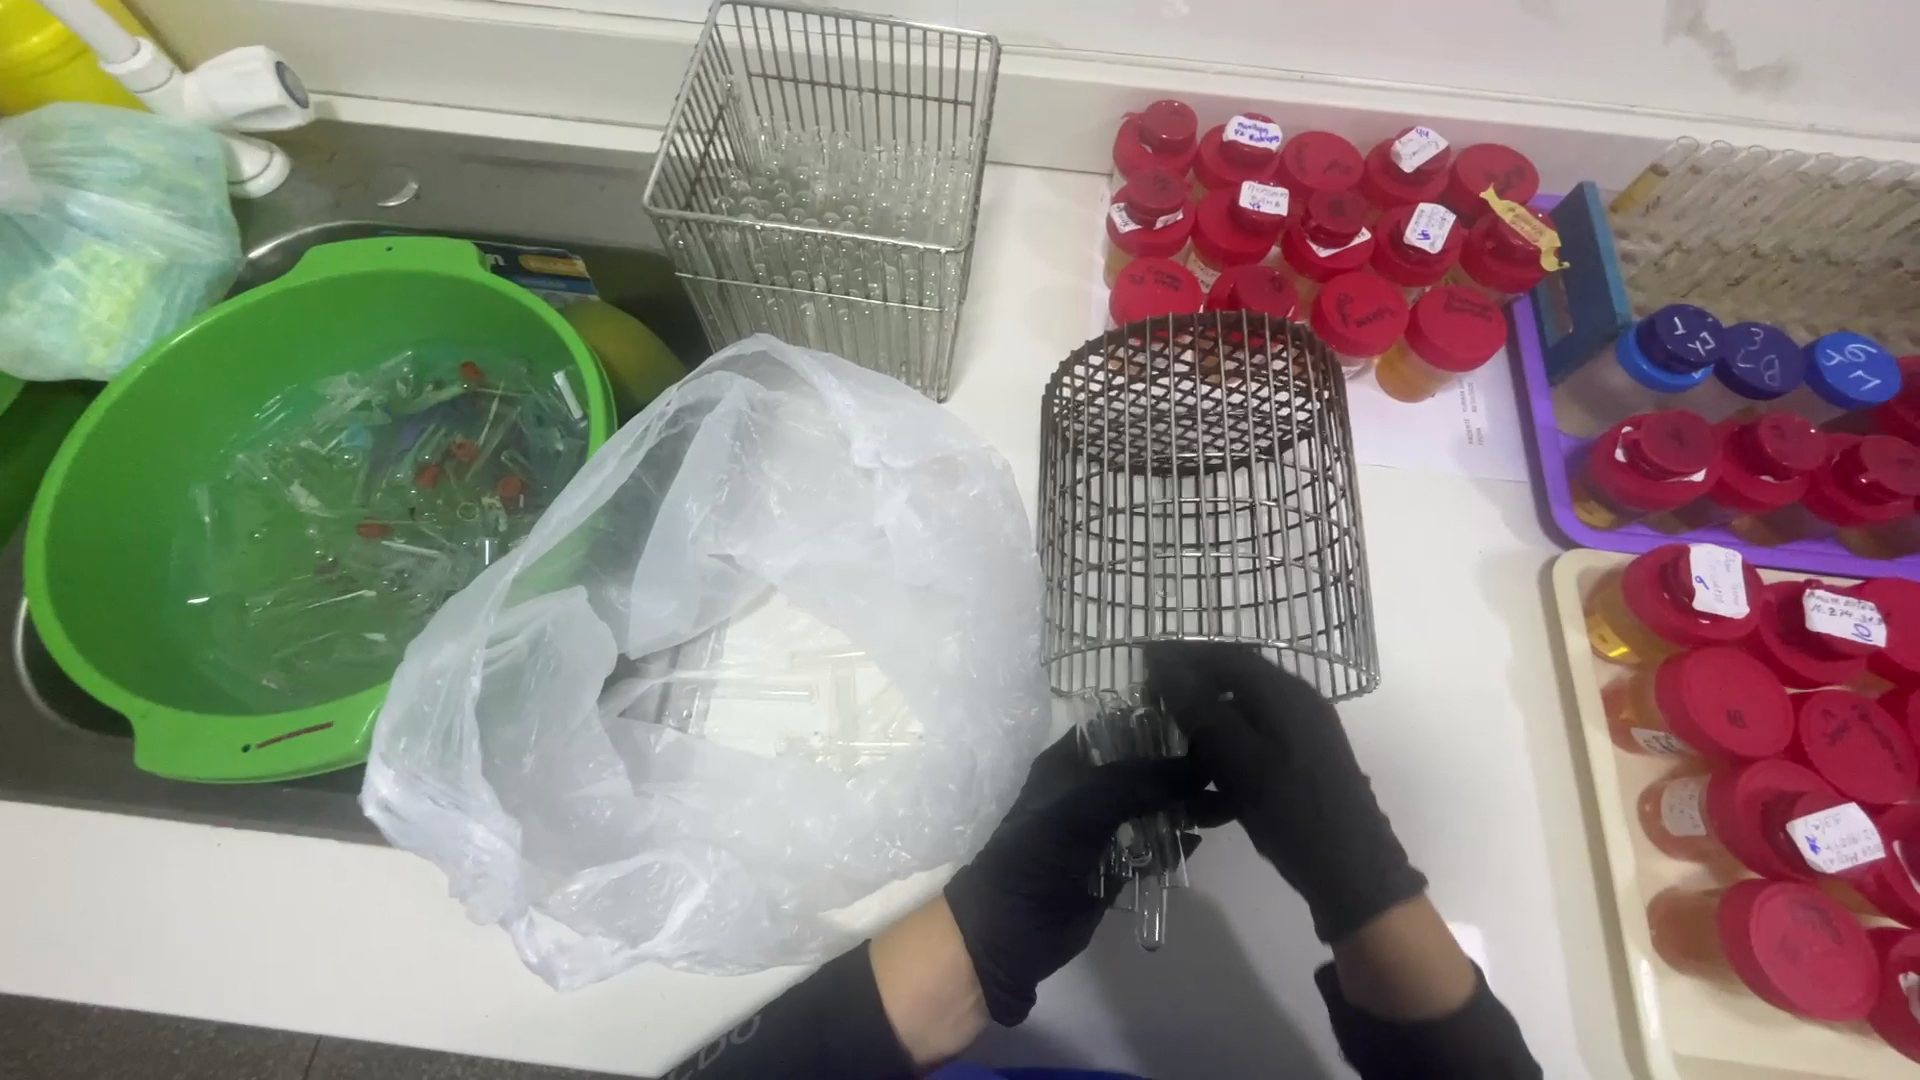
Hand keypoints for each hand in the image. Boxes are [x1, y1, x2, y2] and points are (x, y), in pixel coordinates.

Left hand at [943, 728, 1220, 1025]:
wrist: (1011, 926)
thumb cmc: (1039, 848)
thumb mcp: (1086, 802)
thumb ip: (1140, 781)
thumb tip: (1198, 765)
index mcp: (1070, 762)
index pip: (1118, 730)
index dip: (1156, 723)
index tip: (1202, 720)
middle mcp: (1088, 790)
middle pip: (1143, 770)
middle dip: (1180, 770)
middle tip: (1226, 768)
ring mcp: (1102, 830)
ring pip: (1152, 809)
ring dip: (1185, 806)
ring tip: (1228, 805)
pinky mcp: (1115, 868)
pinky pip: (1152, 849)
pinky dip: (1175, 844)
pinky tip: (1200, 839)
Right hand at [1145, 641, 1427, 943]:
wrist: (1354, 875)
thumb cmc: (1291, 811)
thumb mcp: (1236, 760)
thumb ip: (1200, 710)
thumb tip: (1166, 668)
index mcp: (1284, 694)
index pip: (1225, 655)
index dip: (1182, 654)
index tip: (1144, 661)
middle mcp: (1298, 704)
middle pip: (1234, 684)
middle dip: (1192, 696)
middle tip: (1155, 709)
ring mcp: (1305, 735)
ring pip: (1242, 720)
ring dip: (1207, 736)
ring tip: (1178, 763)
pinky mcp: (1304, 764)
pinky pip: (1256, 749)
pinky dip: (1228, 764)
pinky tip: (1205, 803)